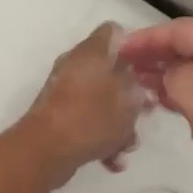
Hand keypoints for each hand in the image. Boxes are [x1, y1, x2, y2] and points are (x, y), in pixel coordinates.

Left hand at [15, 22, 145, 183]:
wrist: (46, 150)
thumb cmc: (92, 118)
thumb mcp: (128, 99)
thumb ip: (136, 84)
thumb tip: (135, 78)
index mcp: (90, 52)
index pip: (113, 32)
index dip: (134, 48)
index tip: (147, 69)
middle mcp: (74, 65)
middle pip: (109, 70)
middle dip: (129, 95)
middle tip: (143, 113)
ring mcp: (64, 91)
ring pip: (100, 100)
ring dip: (117, 122)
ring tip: (126, 146)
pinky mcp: (58, 115)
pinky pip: (86, 120)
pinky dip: (99, 137)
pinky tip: (111, 160)